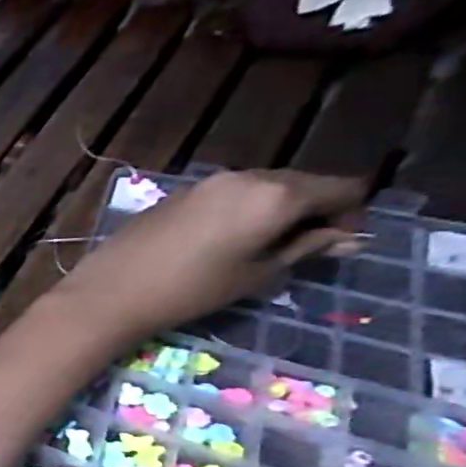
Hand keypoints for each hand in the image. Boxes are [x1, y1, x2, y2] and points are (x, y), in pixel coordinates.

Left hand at [65, 169, 367, 337]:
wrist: (113, 290)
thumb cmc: (190, 290)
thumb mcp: (255, 275)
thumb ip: (303, 249)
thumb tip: (346, 238)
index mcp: (275, 194)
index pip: (340, 187)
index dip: (351, 212)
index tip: (343, 241)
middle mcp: (246, 176)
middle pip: (301, 183)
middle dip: (315, 208)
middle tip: (309, 247)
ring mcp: (209, 181)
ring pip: (263, 186)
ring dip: (277, 208)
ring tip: (267, 246)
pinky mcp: (181, 192)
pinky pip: (229, 193)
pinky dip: (244, 208)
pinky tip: (230, 238)